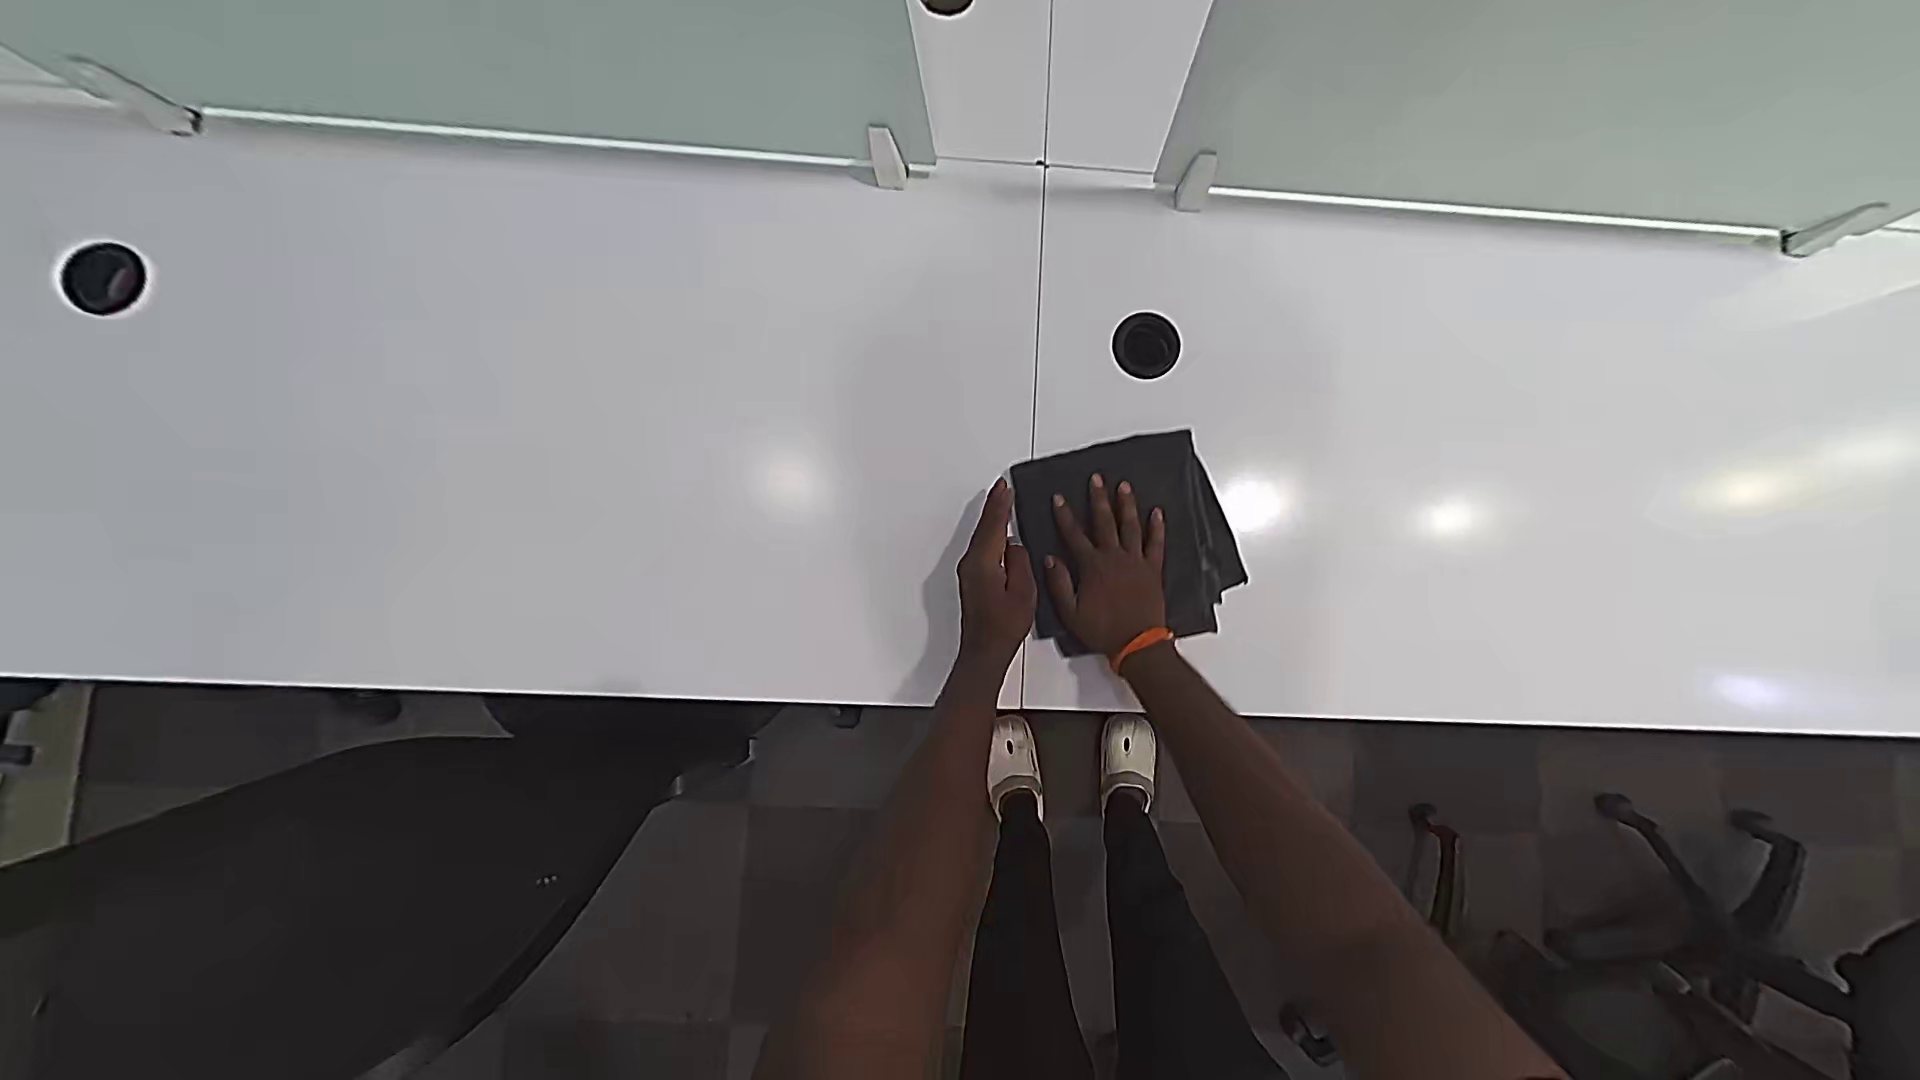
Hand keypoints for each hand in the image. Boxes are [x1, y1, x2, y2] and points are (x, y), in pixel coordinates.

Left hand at [957, 478, 1035, 671]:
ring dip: (992, 519)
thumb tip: (1014, 546)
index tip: (1004, 487)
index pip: (992, 525)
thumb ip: (1019, 562)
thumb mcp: (1023, 592)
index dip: (1000, 504)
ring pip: (982, 537)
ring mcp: (969, 572)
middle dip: (994, 506)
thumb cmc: (1003, 627)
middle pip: (983, 527)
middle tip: (1002, 488)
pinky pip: (981, 548)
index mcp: (982, 563)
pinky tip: (998, 533)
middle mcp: (971, 564)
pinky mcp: (972, 579)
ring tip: (1002, 503)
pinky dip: (990, 534)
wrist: (985, 650)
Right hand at [1045, 473, 1166, 656]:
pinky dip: (1157, 527)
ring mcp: (1136, 561)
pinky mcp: (1152, 570)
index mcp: (1092, 566)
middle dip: (1098, 499)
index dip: (1065, 515)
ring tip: (1123, 486)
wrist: (1138, 643)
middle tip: (1096, 480)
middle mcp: (1114, 558)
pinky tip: (1157, 513)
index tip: (1059, 498)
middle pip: (1104, 521)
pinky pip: (1156, 543)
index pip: (1074, 534)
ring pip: (1130, 526)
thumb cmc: (1103, 630)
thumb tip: (1051, 560)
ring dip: (1126, 505)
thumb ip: (1059, 583)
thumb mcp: (1070, 611)